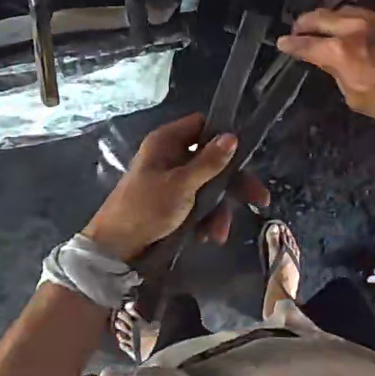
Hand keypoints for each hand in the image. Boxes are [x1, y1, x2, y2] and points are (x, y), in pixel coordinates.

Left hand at [83, 114, 270, 262]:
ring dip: (219, 210)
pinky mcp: (172, 203)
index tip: (244, 155)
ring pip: (209, 186)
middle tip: (258, 200)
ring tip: (218, 233)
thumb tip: (232, 136)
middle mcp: (170, 157)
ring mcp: (171, 180)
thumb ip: (209, 162)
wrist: (116, 249)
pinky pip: (199, 204)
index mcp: (166, 142)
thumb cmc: (145, 209)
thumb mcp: (182, 185)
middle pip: (212, 160)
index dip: (224, 137)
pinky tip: (207, 236)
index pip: (202, 125)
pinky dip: (207, 219)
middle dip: (232, 185)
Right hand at [276, 7, 374, 133]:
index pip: (307, 44)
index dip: (291, 45)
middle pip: (323, 17)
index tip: (282, 43)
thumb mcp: (357, 98)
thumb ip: (339, 75)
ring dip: (332, 17)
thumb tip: (333, 62)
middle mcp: (357, 27)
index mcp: (341, 50)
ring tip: (326, 25)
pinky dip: (357, 21)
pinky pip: (371, 16)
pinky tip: (360, 30)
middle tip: (298, 28)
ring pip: (348, 11)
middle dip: (307, 22)